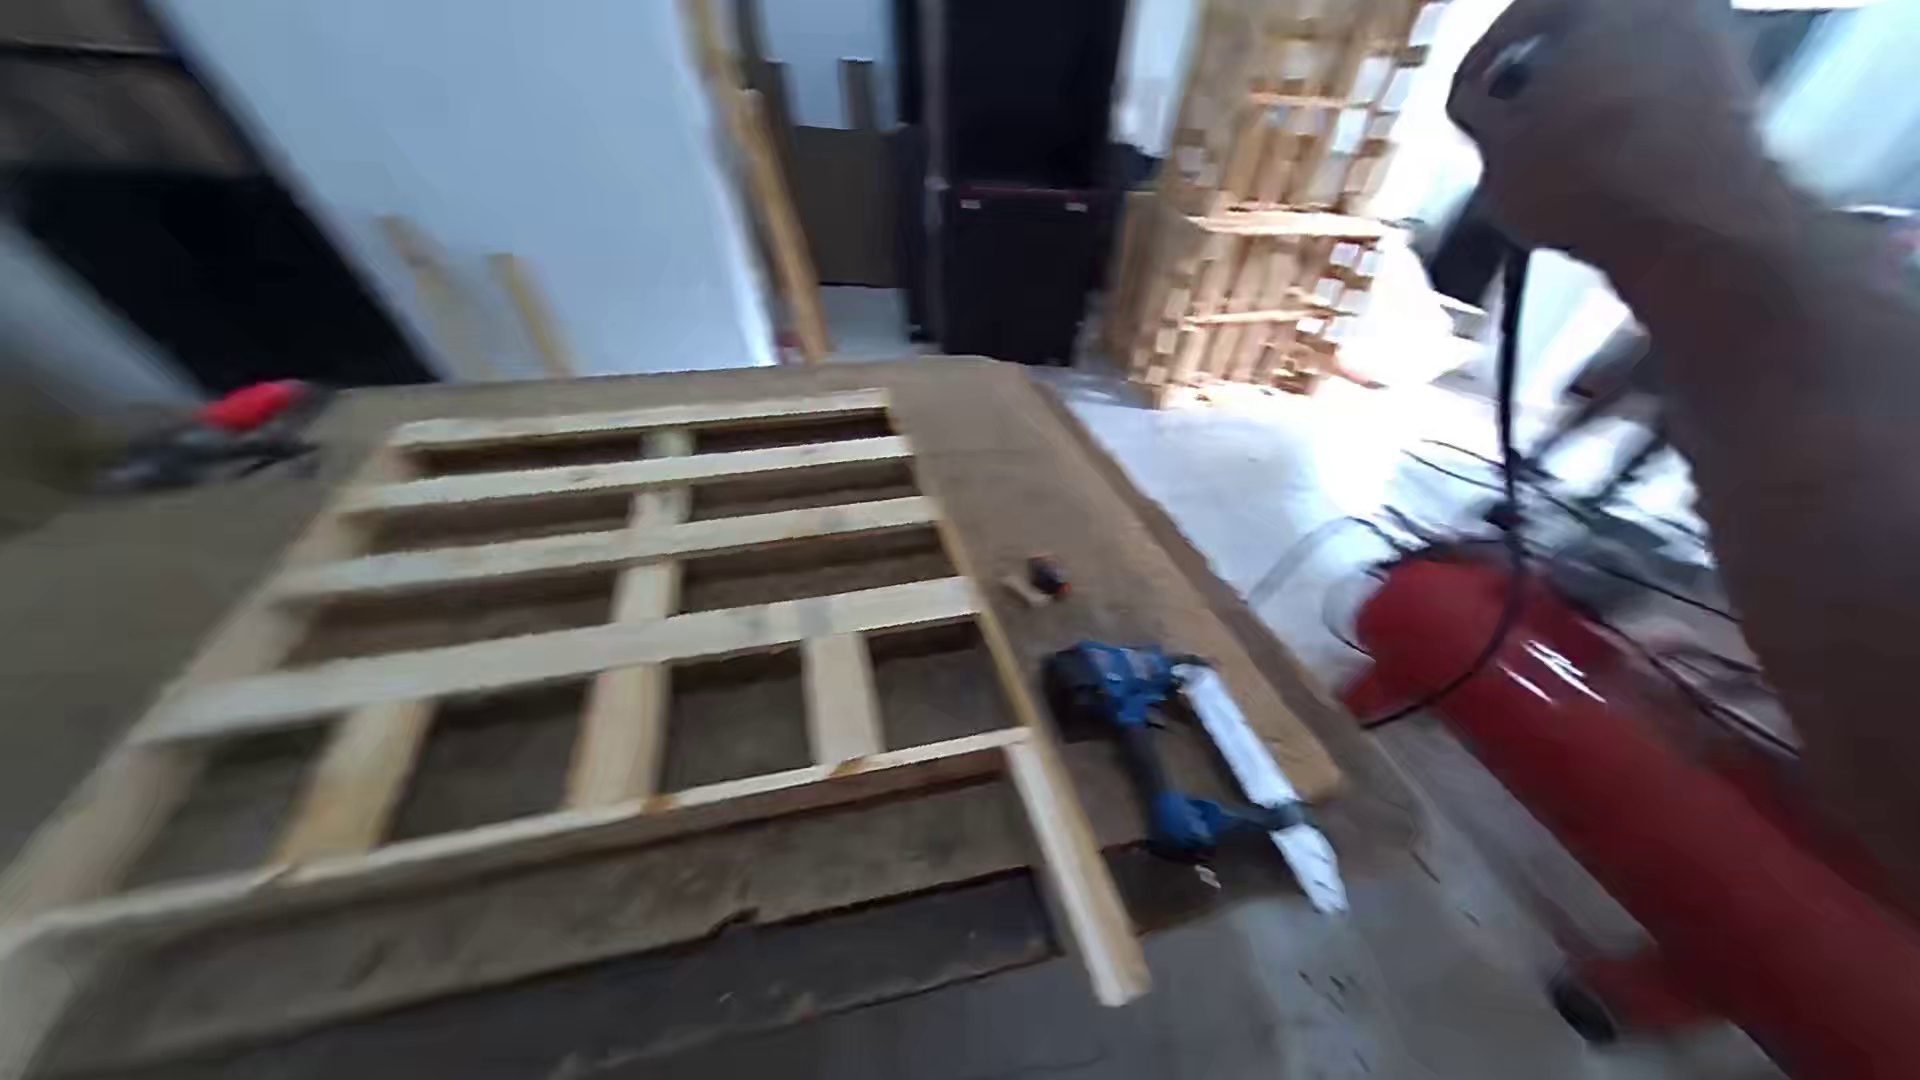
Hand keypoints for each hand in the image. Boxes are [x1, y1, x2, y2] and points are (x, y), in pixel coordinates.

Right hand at [1446, 0, 1790, 271]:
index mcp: (1596, 4)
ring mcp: (1707, 33)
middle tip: (1500, 114)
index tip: (1461, 95)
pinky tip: (1588, 154)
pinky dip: (1613, 108)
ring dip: (1572, 91)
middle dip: (1532, 71)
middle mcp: (1663, 3)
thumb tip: (1472, 97)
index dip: (1476, 61)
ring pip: (1614, 53)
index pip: (1520, 14)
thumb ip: (1475, 109)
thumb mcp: (1493, 148)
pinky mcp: (1727, 77)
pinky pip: (1651, 80)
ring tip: (1540, 143)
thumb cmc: (1581, 178)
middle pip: (1576, 27)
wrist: (1679, 215)